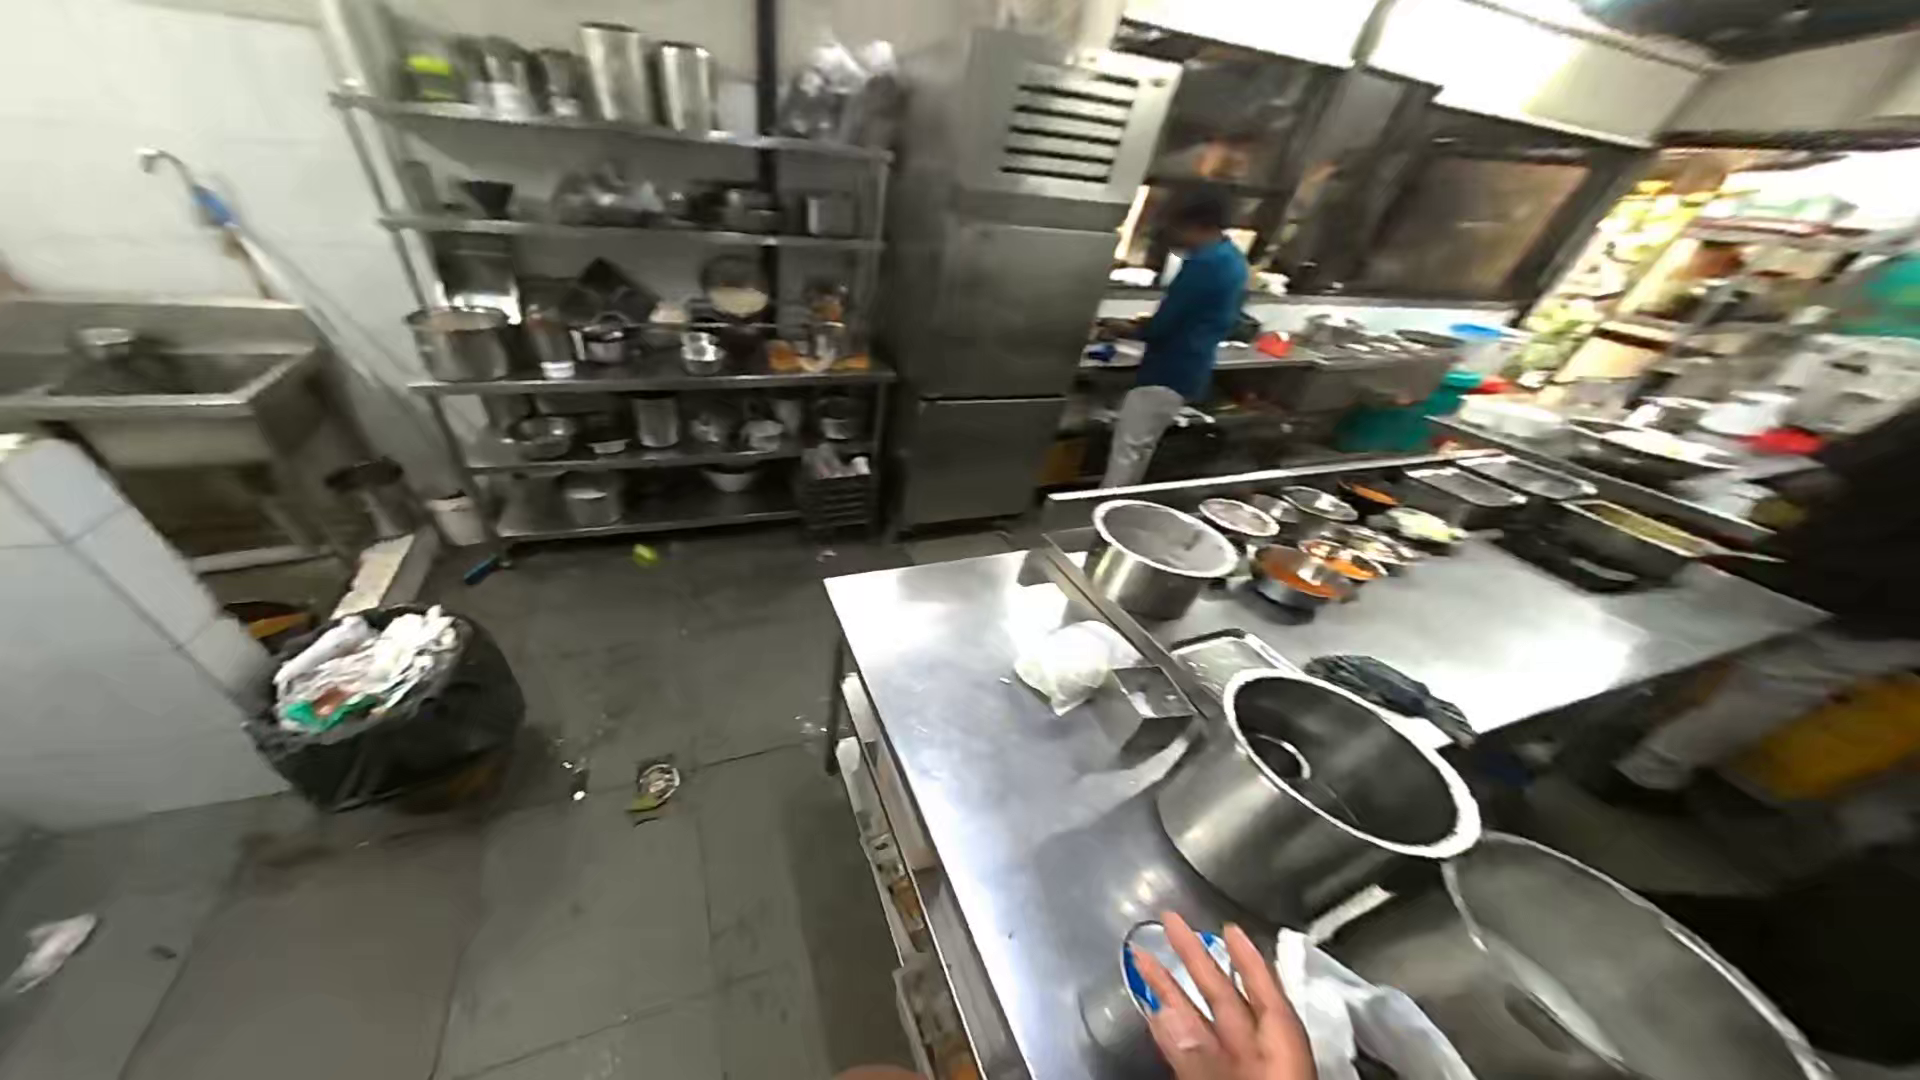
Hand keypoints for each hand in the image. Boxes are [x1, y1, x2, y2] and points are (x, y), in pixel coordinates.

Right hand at [1130, 912, 1314, 1079]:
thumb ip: (1205, 1058)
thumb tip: (1166, 1011)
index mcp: (1284, 1058)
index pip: (1269, 999)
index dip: (1250, 961)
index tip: (1229, 927)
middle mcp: (1261, 1062)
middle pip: (1229, 1003)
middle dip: (1196, 959)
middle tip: (1170, 919)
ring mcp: (1238, 1077)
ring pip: (1204, 1028)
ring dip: (1172, 992)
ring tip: (1142, 955)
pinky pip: (1192, 1059)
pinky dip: (1172, 1033)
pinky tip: (1151, 1010)